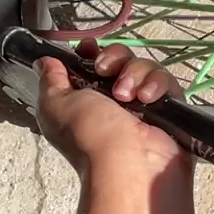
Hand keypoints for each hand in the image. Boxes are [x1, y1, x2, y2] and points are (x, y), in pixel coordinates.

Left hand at [36, 40, 188, 177]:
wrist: (128, 166)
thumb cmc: (88, 136)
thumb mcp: (56, 104)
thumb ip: (51, 80)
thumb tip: (45, 61)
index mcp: (87, 99)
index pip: (93, 63)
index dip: (92, 51)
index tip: (89, 47)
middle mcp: (115, 100)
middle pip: (122, 58)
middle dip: (114, 58)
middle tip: (105, 72)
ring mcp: (143, 103)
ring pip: (145, 66)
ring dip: (134, 73)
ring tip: (128, 96)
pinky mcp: (168, 107)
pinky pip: (166, 81)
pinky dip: (156, 84)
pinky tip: (148, 98)